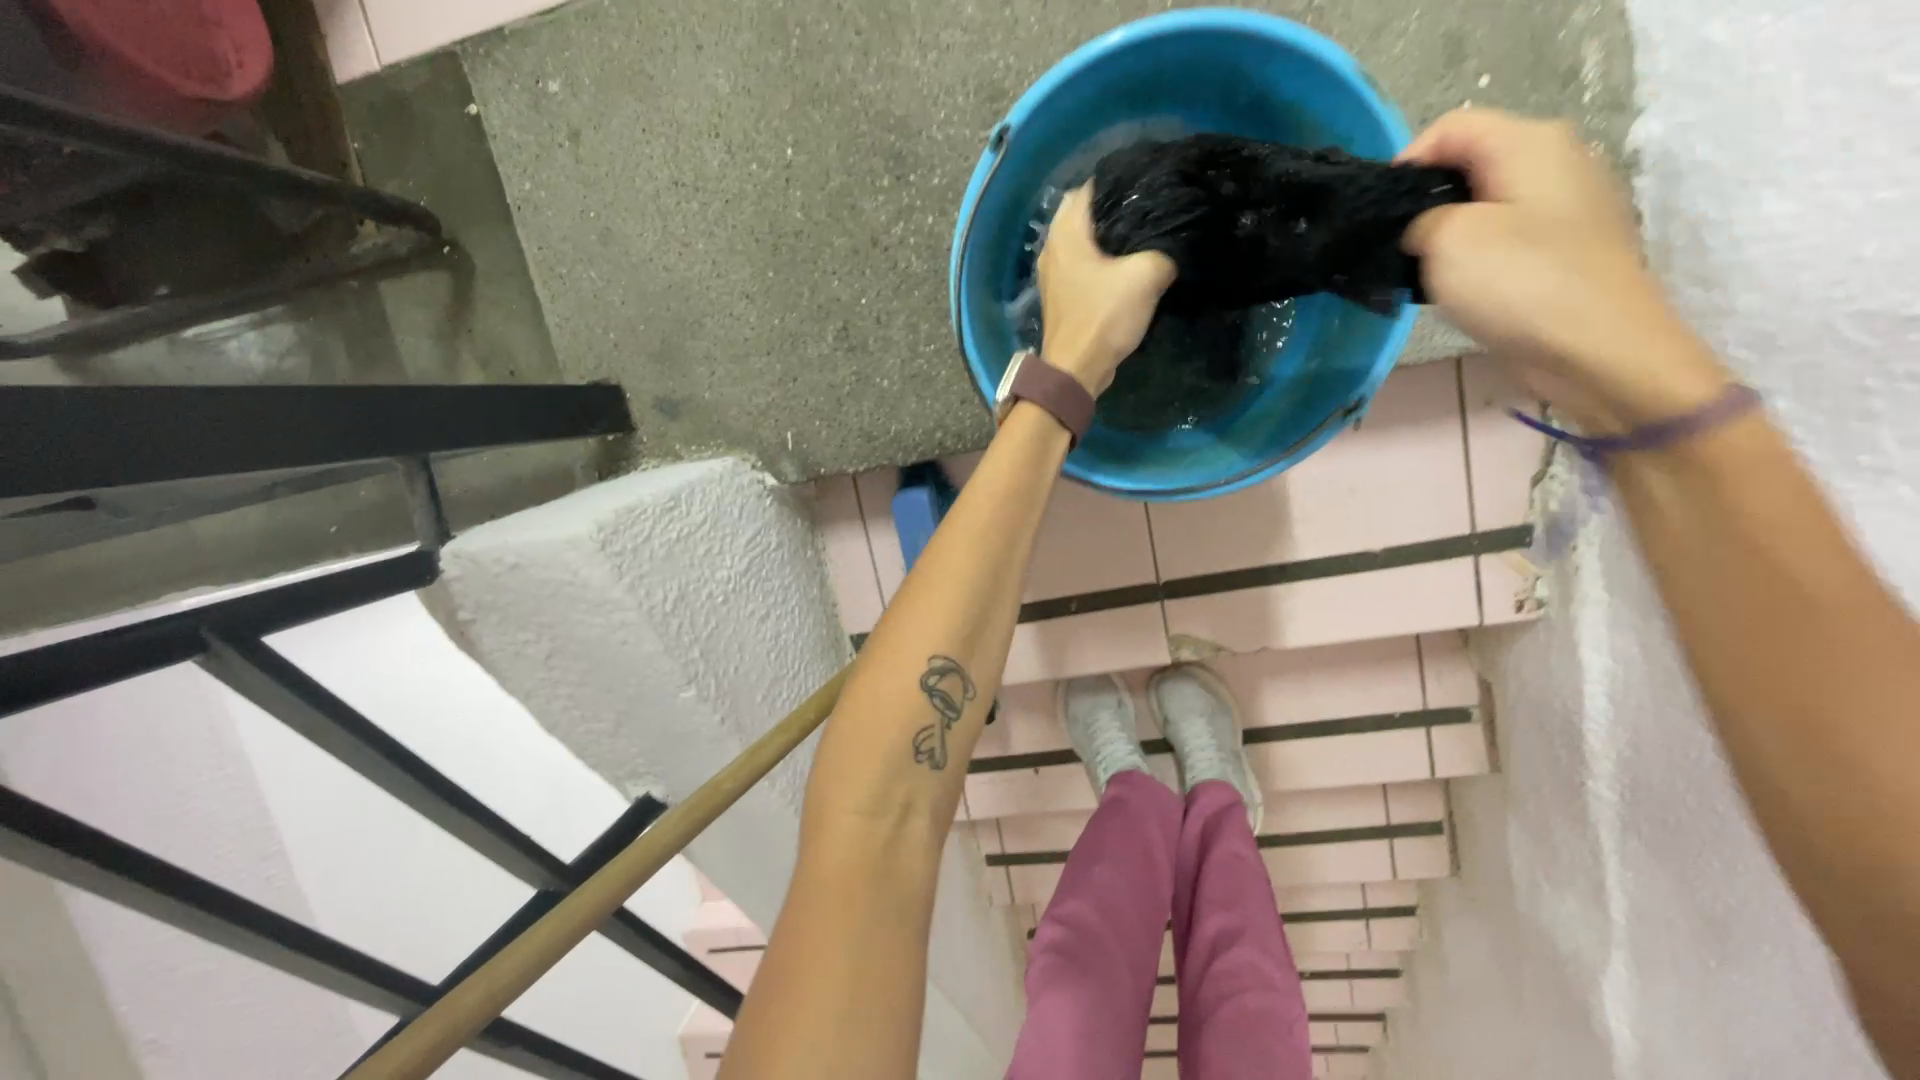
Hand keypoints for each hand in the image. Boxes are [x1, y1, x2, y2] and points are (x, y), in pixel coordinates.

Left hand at [1037, 184, 1176, 395]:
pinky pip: (1085, 262)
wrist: (1075, 370)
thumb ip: (1167, 248)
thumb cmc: (1103, 317)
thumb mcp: (1146, 276)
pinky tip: (1129, 262)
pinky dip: (1104, 258)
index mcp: (1067, 230)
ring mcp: (1054, 271)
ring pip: (1087, 239)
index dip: (1125, 179)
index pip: (1095, 184)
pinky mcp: (1062, 292)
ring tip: (1148, 231)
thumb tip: (1183, 235)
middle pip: (1090, 211)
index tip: (1154, 181)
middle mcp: (1054, 244)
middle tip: (1155, 206)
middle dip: (1121, 207)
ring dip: (1113, 235)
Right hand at [1399, 109, 1731, 431]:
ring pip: (1486, 205)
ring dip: (1448, 235)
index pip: (1449, 128)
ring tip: (1420, 272)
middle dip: (1424, 201)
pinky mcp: (1566, 251)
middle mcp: (1555, 162)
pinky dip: (1476, 258)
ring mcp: (1565, 209)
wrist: (1599, 350)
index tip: (1377, 214)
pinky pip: (1506, 239)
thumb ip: (1418, 220)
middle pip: (1470, 164)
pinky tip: (1460, 290)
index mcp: (1529, 143)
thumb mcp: (1446, 240)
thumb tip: (1421, 229)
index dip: (1404, 162)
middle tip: (1393, 246)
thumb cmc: (1521, 283)